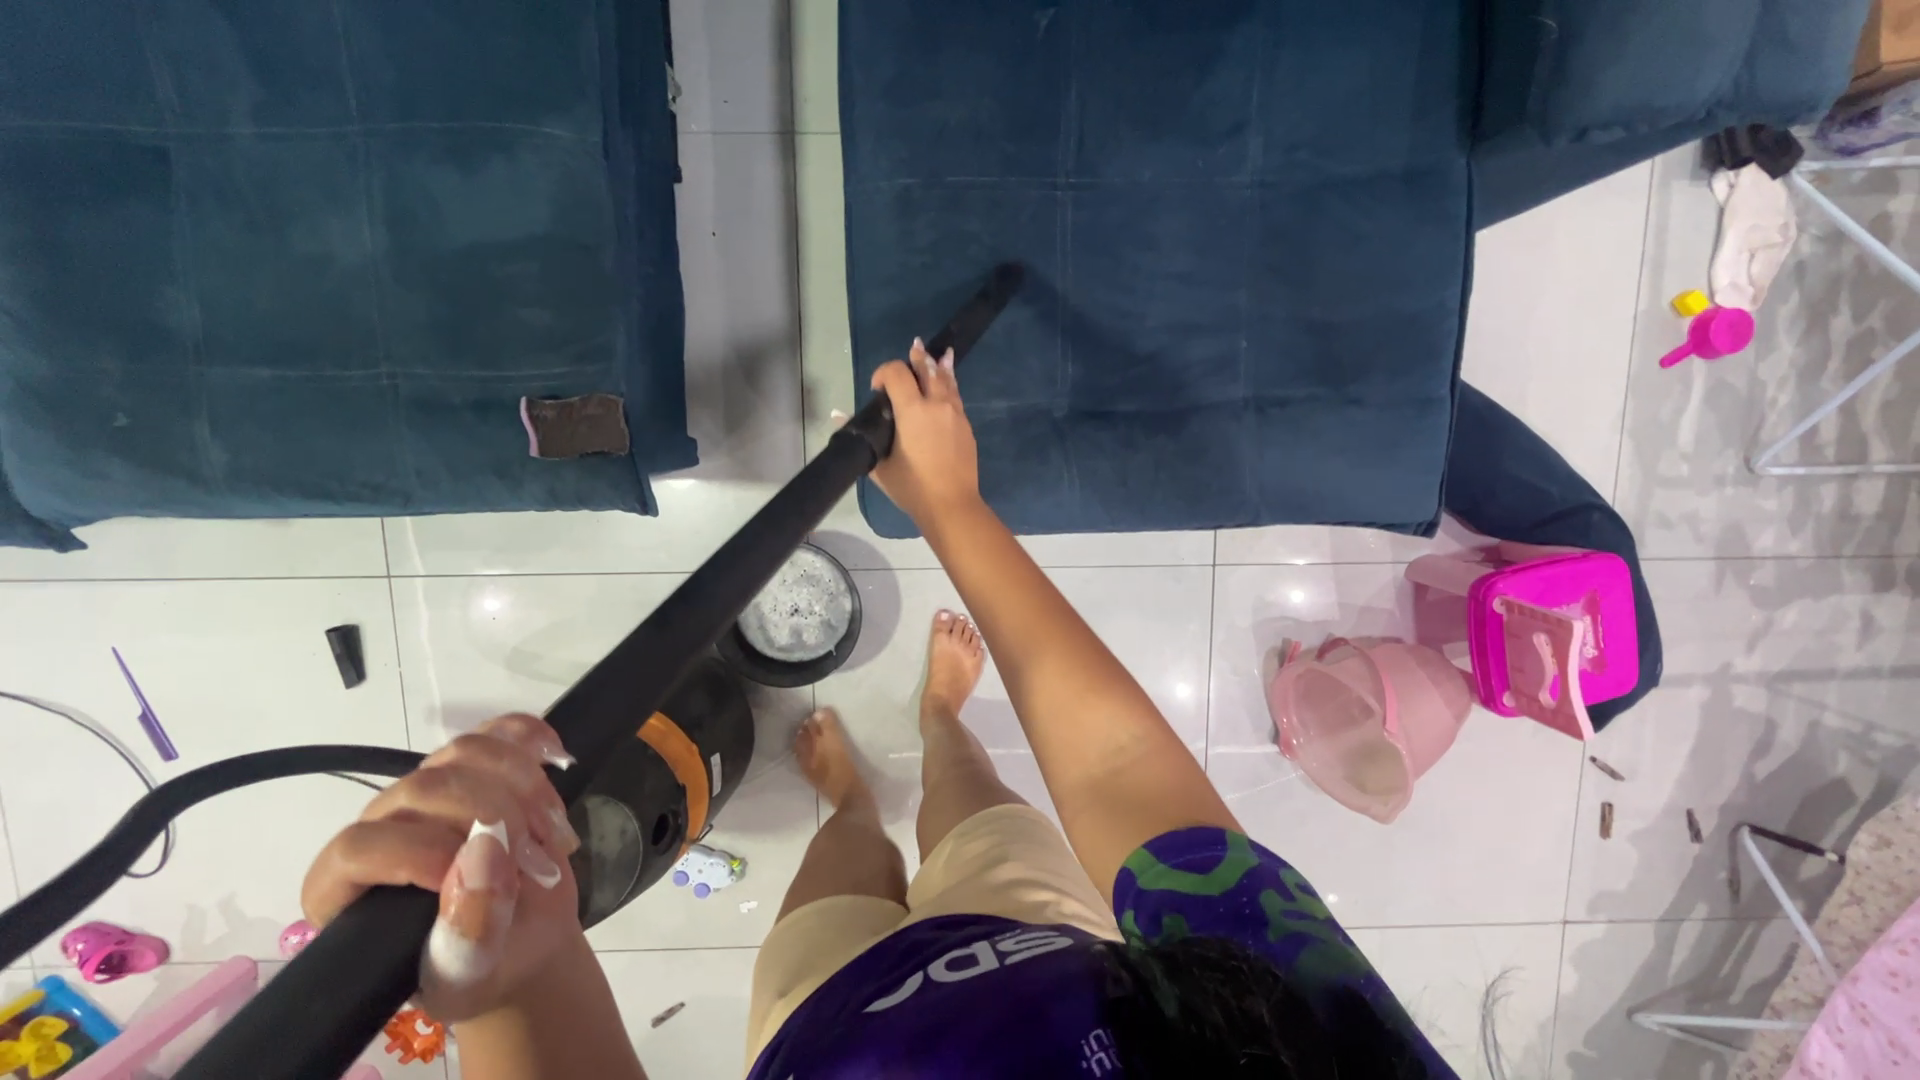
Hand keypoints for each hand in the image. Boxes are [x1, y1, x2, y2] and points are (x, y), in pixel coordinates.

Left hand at [300, 713, 583, 1022]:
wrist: (524, 943)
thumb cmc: (486, 965)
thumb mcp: (474, 967)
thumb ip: (471, 923)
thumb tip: (484, 851)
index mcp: (349, 887)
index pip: (359, 847)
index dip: (418, 853)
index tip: (486, 877)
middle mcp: (384, 827)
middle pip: (425, 788)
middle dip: (498, 818)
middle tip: (541, 863)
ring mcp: (435, 791)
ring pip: (467, 752)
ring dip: (526, 787)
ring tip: (555, 834)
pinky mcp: (484, 769)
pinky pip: (501, 730)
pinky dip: (534, 736)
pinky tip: (557, 760)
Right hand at [867, 337, 980, 525]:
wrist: (952, 505)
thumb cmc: (912, 487)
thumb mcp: (880, 465)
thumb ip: (861, 436)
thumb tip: (836, 415)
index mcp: (912, 410)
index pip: (897, 373)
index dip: (884, 372)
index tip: (876, 389)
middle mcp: (936, 404)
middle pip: (927, 369)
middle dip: (918, 357)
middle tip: (915, 346)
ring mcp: (955, 414)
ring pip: (947, 380)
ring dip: (940, 365)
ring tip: (941, 354)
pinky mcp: (966, 426)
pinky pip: (956, 397)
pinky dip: (950, 385)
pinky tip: (949, 385)